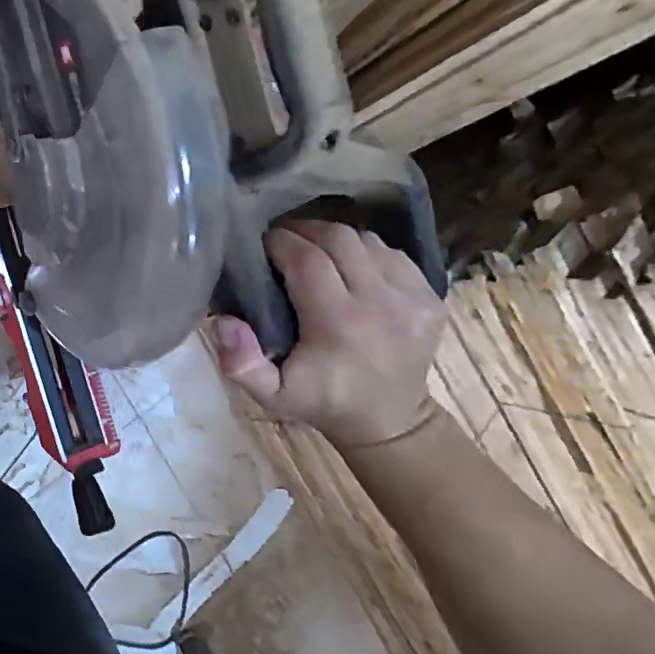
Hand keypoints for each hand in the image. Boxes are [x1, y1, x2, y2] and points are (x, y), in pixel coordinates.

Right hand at [210, 222, 445, 447]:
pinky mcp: (431, 297)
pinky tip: (347, 264)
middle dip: (306, 232)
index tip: (261, 243)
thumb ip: (241, 362)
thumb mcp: (270, 394)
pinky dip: (364, 251)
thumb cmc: (321, 403)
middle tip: (282, 240)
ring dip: (334, 239)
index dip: (281, 243)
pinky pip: (392, 254)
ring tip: (311, 249)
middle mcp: (381, 302)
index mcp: (339, 324)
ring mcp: (412, 298)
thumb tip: (223, 320)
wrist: (388, 421)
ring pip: (368, 241)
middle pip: (340, 240)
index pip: (308, 260)